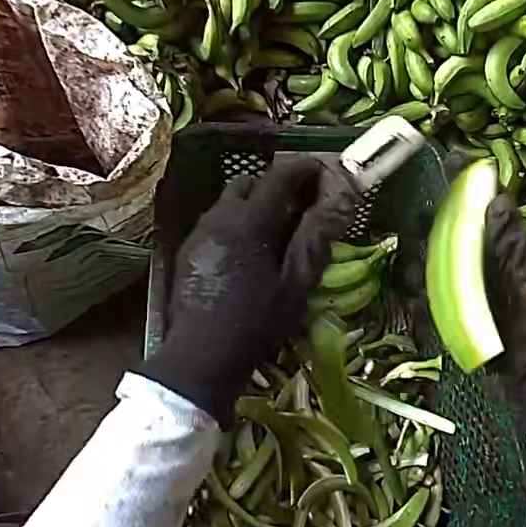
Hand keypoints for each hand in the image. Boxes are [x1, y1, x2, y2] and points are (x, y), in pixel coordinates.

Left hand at [144, 156, 361, 424]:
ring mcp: (198, 234)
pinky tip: (248, 252)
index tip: (322, 170)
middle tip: (299, 205)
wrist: (201, 357)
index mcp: (248, 224)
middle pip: (248, 183)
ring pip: (228, 202)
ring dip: (254, 204)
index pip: (277, 178)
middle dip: (275, 186)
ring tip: (275, 230)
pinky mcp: (187, 250)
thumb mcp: (295, 284)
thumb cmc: (256, 323)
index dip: (303, 169)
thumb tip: (338, 201)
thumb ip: (315, 238)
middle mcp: (218, 219)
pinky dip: (236, 223)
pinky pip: (215, 222)